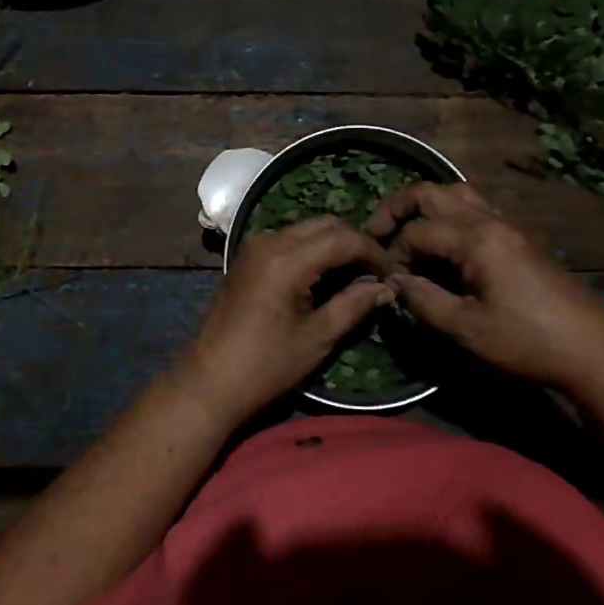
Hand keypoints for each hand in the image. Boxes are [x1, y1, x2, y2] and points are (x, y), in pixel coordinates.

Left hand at [173, 217, 394, 423]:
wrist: (210, 379)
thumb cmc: (266, 365)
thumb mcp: (317, 337)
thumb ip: (353, 304)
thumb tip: (385, 287)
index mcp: (287, 260)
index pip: (343, 238)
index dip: (373, 252)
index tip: (393, 272)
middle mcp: (270, 242)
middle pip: (325, 224)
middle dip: (354, 242)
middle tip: (376, 271)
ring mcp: (254, 246)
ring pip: (305, 228)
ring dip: (332, 243)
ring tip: (355, 272)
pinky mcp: (247, 257)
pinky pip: (287, 239)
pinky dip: (311, 248)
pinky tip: (324, 274)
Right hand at [365, 182, 603, 386]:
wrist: (593, 350)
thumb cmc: (526, 341)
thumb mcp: (466, 328)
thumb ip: (423, 299)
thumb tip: (397, 282)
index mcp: (476, 239)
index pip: (417, 231)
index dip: (393, 253)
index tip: (388, 280)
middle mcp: (490, 221)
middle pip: (432, 193)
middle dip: (398, 208)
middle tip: (378, 232)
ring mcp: (508, 226)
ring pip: (456, 194)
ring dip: (426, 207)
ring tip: (407, 231)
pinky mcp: (518, 238)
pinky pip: (475, 209)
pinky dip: (448, 215)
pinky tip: (442, 244)